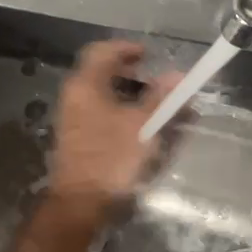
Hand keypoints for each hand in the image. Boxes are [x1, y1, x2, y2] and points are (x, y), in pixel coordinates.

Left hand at [45, 41, 181, 229]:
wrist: (80, 203)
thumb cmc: (111, 158)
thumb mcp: (143, 125)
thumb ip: (161, 98)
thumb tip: (178, 74)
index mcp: (85, 85)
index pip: (102, 51)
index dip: (127, 48)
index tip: (150, 55)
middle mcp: (74, 96)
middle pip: (101, 72)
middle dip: (132, 73)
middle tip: (156, 82)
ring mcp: (72, 118)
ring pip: (102, 94)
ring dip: (128, 94)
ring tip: (154, 106)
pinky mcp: (76, 137)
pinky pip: (99, 112)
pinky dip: (120, 111)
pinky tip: (139, 126)